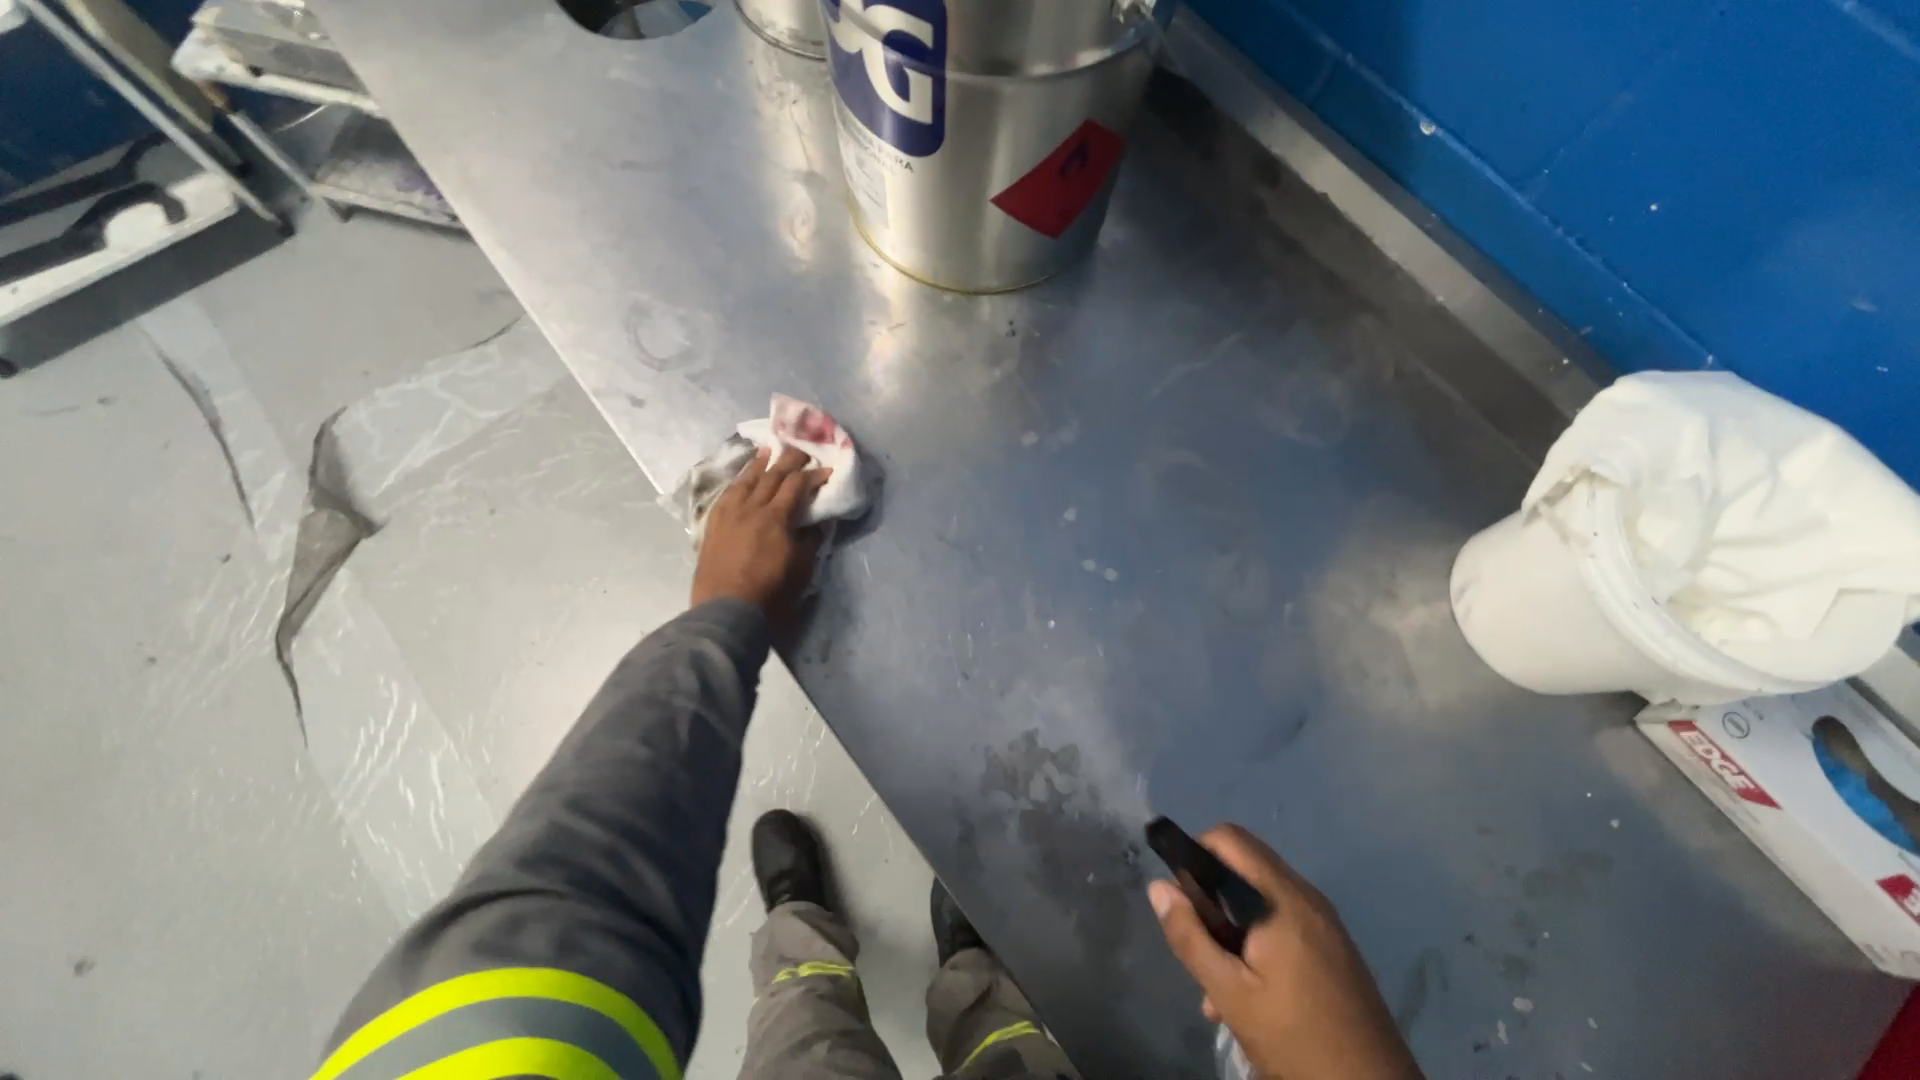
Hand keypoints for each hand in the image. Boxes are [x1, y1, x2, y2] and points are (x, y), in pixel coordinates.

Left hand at [691, 446, 830, 619]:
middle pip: (772, 476)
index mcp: (776, 517)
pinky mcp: (713, 524)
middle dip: (789, 460)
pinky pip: (728, 494)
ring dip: (760, 464)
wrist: (725, 611)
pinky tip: (743, 478)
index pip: (797, 485)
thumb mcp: (802, 569)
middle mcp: (751, 508)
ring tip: (769, 452)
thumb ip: (810, 541)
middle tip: (801, 450)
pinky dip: (738, 481)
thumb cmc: (770, 593)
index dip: (813, 475)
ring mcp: (729, 514)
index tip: (826, 470)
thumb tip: (817, 522)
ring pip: (746, 480)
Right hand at [1149, 825, 1422, 1079]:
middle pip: (1244, 863)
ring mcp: (1324, 920)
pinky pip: (1283, 918)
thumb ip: (1190, 936)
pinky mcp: (1333, 944)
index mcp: (1281, 899)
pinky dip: (1257, 936)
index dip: (1196, 856)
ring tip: (1218, 980)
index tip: (1184, 901)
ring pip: (1261, 895)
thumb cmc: (1296, 1037)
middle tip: (1200, 940)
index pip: (1229, 838)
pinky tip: (1249, 988)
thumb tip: (1158, 887)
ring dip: (1232, 922)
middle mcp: (1306, 896)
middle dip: (1212, 893)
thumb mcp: (1230, 992)